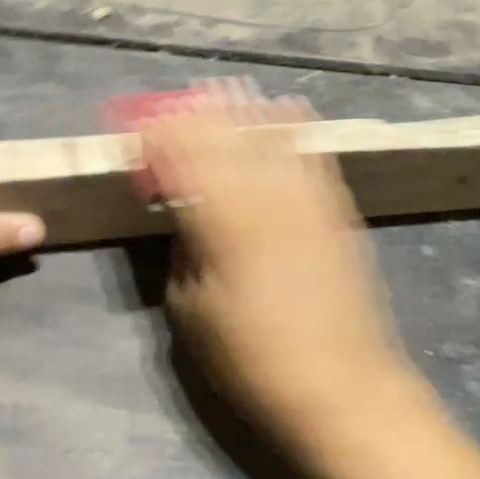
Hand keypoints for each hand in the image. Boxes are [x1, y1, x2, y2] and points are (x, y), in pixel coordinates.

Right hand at [141, 93, 415, 438]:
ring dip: (241, 111)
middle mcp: (266, 198)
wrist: (340, 386)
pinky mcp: (338, 211)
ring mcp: (308, 200)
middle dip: (195, 116)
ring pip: (270, 137)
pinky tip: (284, 109)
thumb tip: (184, 218)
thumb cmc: (251, 360)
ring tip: (222, 92)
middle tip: (173, 104)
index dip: (158, 137)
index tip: (139, 125)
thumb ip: (184, 253)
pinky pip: (313, 156)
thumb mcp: (192, 312)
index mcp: (222, 224)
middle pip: (226, 138)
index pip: (183, 160)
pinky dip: (294, 129)